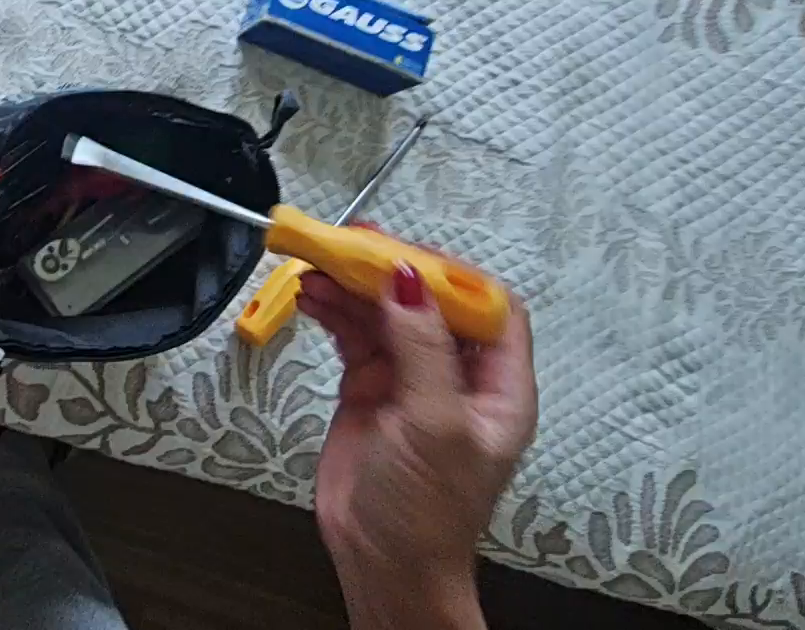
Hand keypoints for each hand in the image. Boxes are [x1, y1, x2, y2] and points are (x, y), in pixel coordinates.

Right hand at [297, 264, 536, 629]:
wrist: (380, 558)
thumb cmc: (425, 506)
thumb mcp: (432, 423)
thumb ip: (421, 347)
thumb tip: (406, 278)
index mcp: (495, 385)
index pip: (486, 308)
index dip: (448, 274)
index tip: (399, 253)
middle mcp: (453, 374)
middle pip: (424, 302)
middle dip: (385, 271)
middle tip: (343, 245)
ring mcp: (407, 378)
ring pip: (381, 313)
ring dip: (348, 288)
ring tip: (313, 271)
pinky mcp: (367, 384)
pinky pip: (351, 332)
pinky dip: (329, 311)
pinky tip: (309, 298)